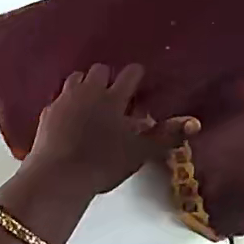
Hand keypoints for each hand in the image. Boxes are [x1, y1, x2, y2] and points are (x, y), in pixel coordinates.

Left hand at [19, 64, 198, 198]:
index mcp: (114, 97)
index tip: (139, 80)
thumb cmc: (104, 163)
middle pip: (100, 69)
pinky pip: (59, 98)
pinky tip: (69, 115)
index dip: (136, 75)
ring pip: (76, 77)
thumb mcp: (140, 151)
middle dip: (108, 77)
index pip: (130, 74)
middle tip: (115, 93)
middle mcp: (89, 91)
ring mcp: (65, 99)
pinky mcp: (48, 112)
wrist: (59, 174)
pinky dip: (67, 102)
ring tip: (92, 100)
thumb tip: (195, 122)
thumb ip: (167, 135)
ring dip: (85, 84)